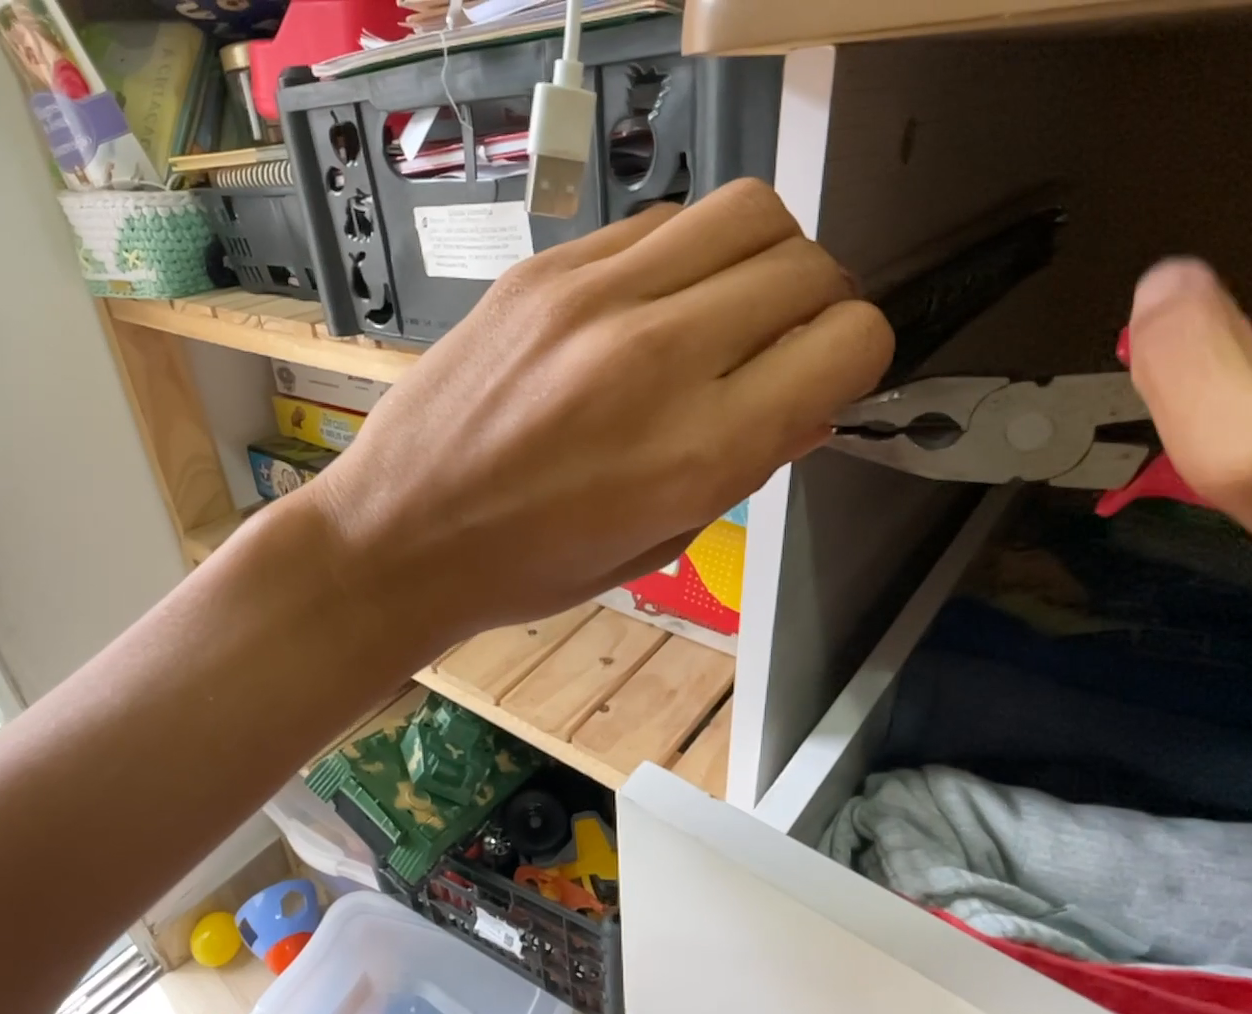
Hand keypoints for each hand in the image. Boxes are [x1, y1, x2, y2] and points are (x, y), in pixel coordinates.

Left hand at [306, 179, 893, 641]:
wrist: (398, 533)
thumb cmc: (530, 565)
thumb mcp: (659, 542)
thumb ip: (747, 465)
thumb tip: (812, 403)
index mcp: (700, 449)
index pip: (849, 342)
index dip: (853, 356)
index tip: (824, 373)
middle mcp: (658, 356)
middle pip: (807, 263)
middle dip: (819, 300)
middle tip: (781, 338)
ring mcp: (593, 298)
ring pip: (744, 211)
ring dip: (759, 256)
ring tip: (722, 307)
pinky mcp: (542, 270)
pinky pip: (657, 221)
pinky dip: (681, 253)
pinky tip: (651, 300)